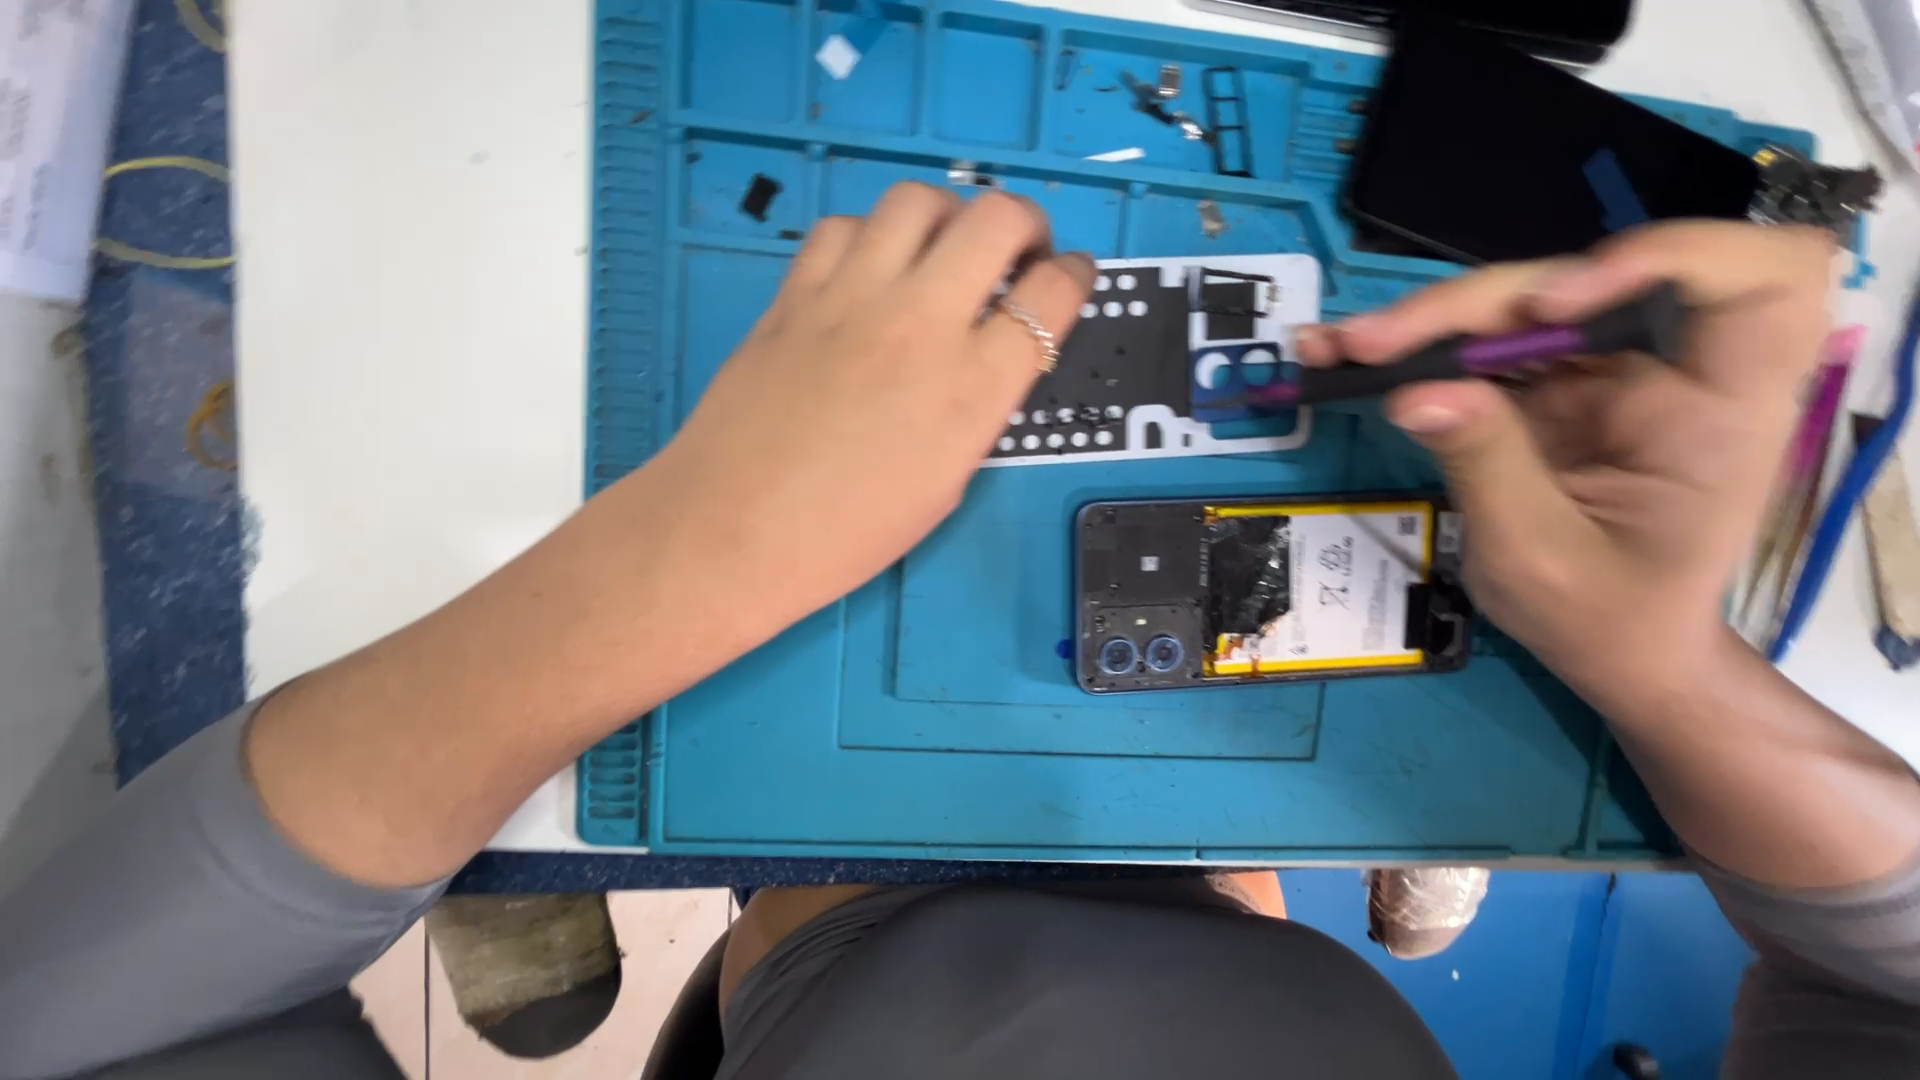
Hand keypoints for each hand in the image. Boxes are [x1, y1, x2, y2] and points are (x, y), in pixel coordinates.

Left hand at [644, 183, 1093, 635]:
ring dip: (948, 217)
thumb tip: (988, 358)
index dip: (1073, 276)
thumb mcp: (946, 483)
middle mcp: (921, 324)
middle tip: (1019, 250)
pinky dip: (872, 237)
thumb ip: (977, 407)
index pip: (1051, 296)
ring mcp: (852, 299)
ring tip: (944, 250)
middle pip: (997, 219)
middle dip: (1026, 223)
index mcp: (972, 388)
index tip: (1068, 275)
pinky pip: (845, 228)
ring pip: (918, 202)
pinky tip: (870, 270)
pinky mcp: (795, 293)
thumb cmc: (846, 534)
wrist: (733, 532)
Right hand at [1297, 223, 1833, 690]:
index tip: (1547, 309)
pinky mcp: (1540, 387)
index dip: (1662, 261)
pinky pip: (1475, 347)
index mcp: (1716, 407)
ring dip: (1421, 323)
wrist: (1606, 644)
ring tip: (1334, 349)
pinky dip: (1410, 349)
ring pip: (1512, 307)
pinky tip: (1342, 355)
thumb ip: (1486, 463)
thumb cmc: (1600, 614)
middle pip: (1575, 287)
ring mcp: (1595, 374)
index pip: (1754, 280)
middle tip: (1370, 345)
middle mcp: (1662, 369)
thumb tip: (1413, 392)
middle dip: (1467, 308)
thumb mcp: (1535, 553)